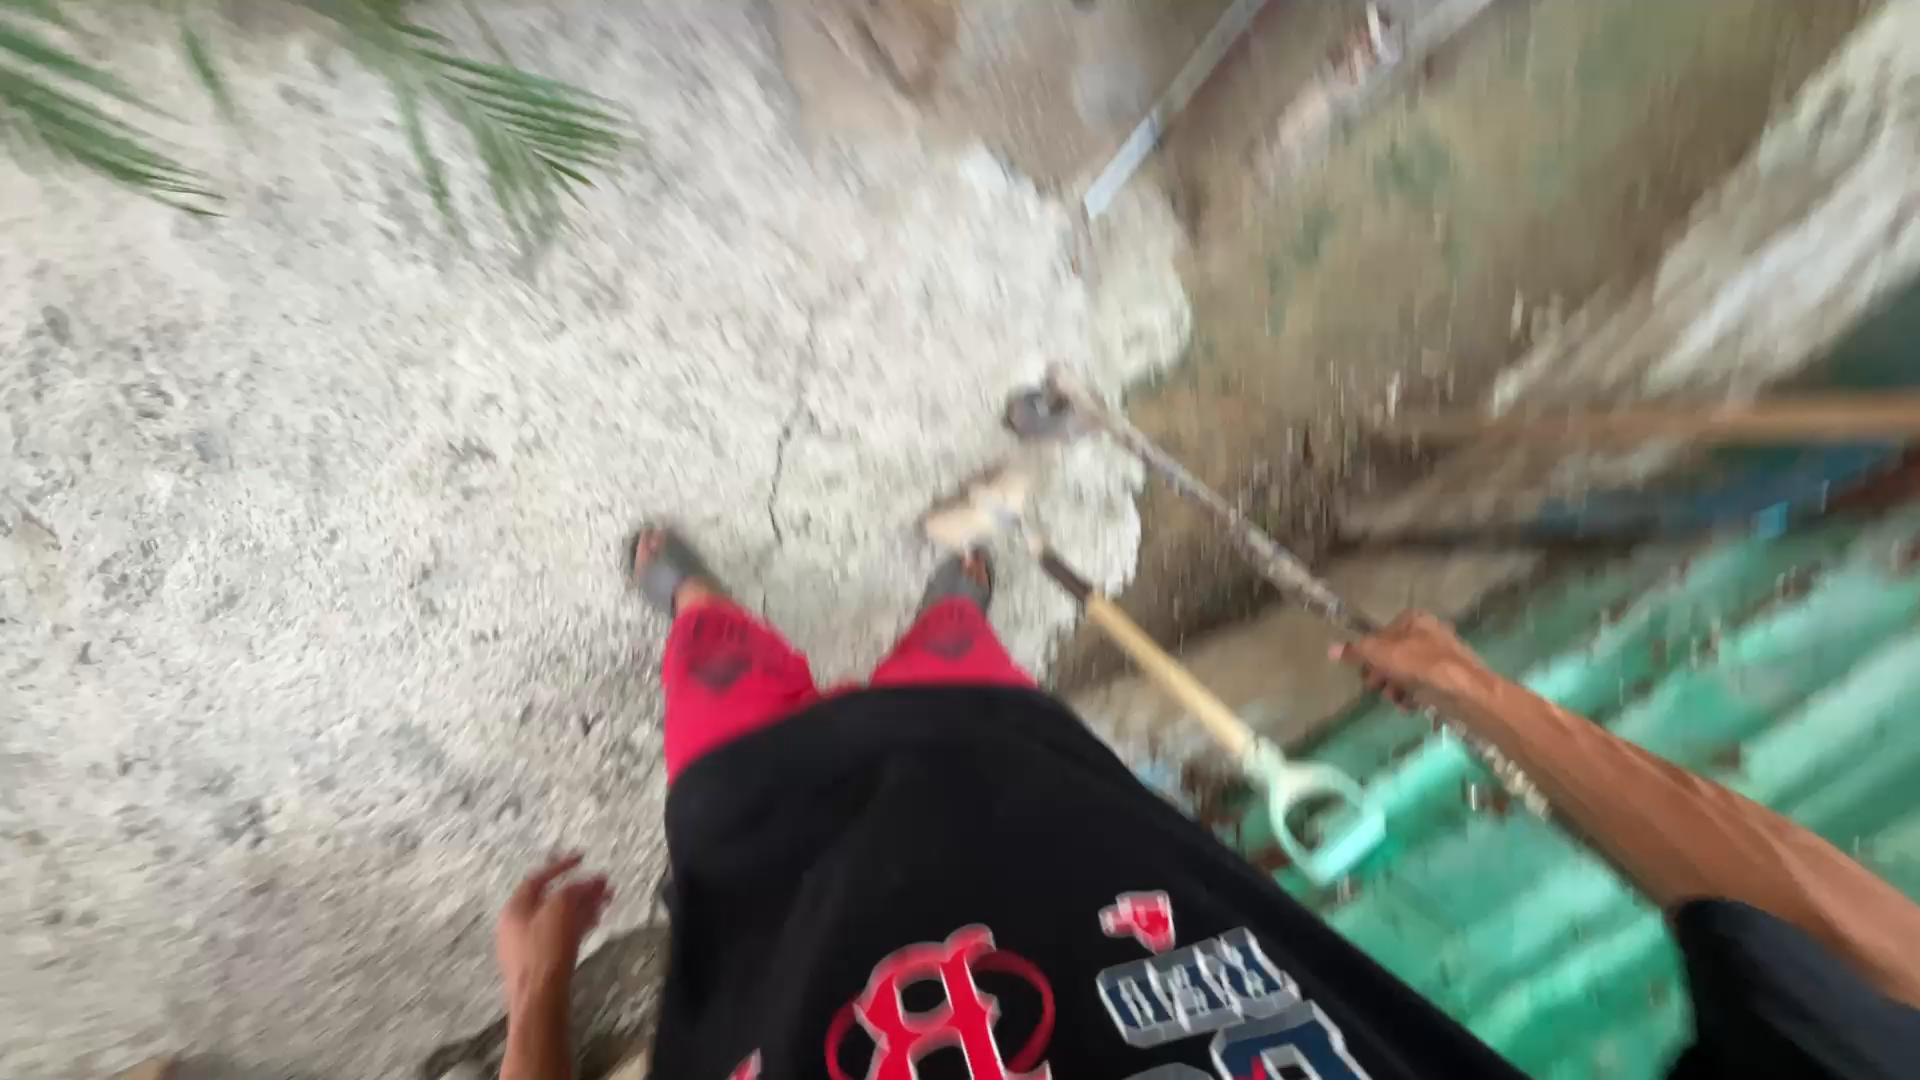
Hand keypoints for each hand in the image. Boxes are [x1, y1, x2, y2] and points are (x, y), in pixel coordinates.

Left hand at [496, 853, 611, 1009]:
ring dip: (584, 904)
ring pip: (560, 915)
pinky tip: (596, 919)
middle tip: (603, 882)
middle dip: (581, 888)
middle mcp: (517, 924)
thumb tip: (589, 882)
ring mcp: (527, 943)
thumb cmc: (545, 948)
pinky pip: (562, 931)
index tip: (582, 857)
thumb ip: (575, 889)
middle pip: (553, 897)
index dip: (561, 865)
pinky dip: (580, 921)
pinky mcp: (541, 959)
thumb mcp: (561, 908)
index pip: (538, 878)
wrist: (540, 997)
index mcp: (515, 909)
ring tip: (608, 899)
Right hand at [1327, 611, 1489, 714]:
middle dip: (1381, 674)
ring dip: (1394, 687)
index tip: (1364, 669)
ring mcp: (1442, 656)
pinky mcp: (1451, 677)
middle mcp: (1428, 633)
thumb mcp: (1377, 653)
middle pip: (1391, 654)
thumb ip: (1354, 651)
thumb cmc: (1418, 664)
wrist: (1465, 690)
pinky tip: (1409, 705)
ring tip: (1394, 700)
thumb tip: (1330, 649)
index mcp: (1412, 619)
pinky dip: (1412, 695)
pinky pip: (1423, 684)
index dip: (1368, 652)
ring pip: (1406, 671)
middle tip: (1376, 688)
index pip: (1380, 633)